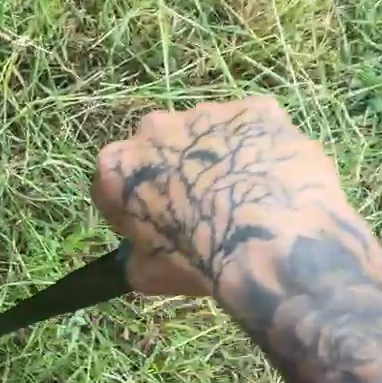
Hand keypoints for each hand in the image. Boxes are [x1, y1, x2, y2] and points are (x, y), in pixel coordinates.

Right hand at [90, 96, 370, 305]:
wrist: (271, 241)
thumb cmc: (197, 260)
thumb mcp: (147, 275)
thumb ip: (134, 256)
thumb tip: (139, 255)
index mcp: (117, 167)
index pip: (110, 185)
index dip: (127, 208)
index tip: (146, 226)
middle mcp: (153, 128)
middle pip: (155, 150)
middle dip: (168, 173)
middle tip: (193, 208)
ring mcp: (205, 113)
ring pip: (202, 135)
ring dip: (210, 157)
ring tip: (237, 194)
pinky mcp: (254, 108)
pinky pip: (248, 129)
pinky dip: (254, 148)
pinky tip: (268, 179)